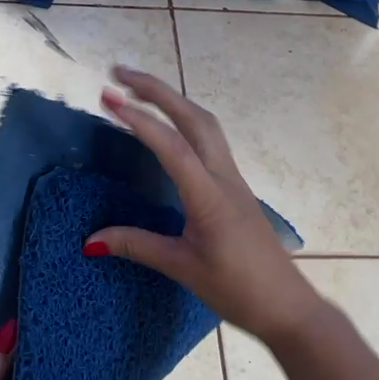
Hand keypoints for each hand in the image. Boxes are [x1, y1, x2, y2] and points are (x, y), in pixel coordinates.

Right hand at [86, 66, 328, 345]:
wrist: (288, 307)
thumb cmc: (237, 289)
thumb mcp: (182, 268)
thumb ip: (136, 246)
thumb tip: (90, 241)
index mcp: (209, 196)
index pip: (173, 148)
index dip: (141, 121)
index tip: (109, 99)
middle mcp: (223, 176)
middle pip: (193, 117)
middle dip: (156, 90)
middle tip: (118, 73)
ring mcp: (232, 177)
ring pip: (205, 123)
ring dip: (172, 98)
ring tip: (137, 87)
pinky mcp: (234, 184)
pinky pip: (209, 137)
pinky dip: (184, 117)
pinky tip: (167, 122)